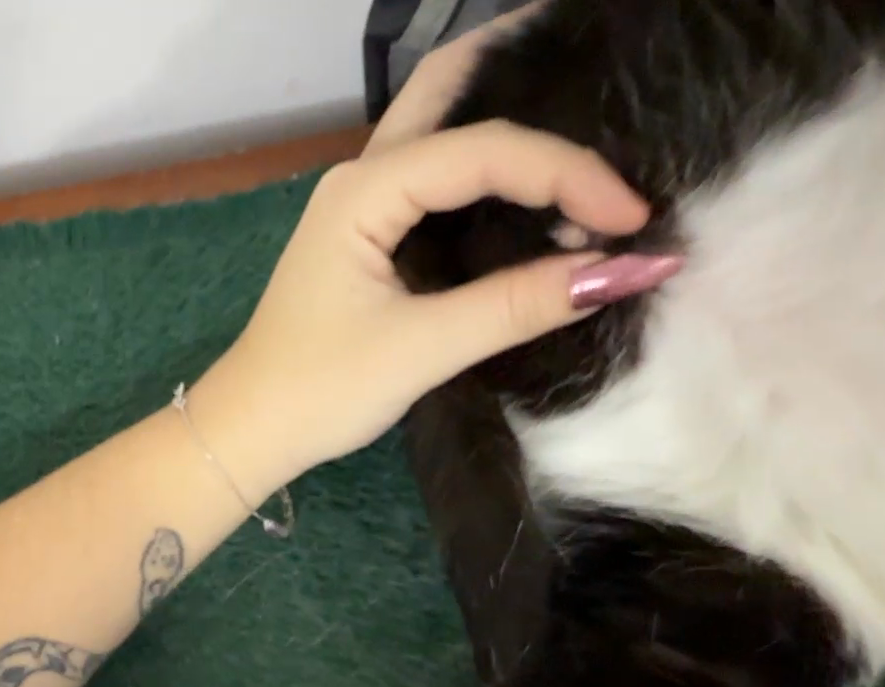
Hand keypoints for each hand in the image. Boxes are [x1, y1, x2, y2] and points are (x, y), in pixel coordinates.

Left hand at [186, 8, 679, 498]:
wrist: (251, 428)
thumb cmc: (320, 390)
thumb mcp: (423, 348)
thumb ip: (519, 304)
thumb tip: (627, 270)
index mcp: (365, 191)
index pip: (486, 151)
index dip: (569, 173)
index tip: (633, 218)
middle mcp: (361, 179)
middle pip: (448, 91)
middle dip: (520, 66)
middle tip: (598, 60)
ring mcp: (361, 206)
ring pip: (439, 130)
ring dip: (505, 116)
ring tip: (583, 114)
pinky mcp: (368, 238)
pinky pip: (433, 180)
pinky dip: (484, 170)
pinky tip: (526, 181)